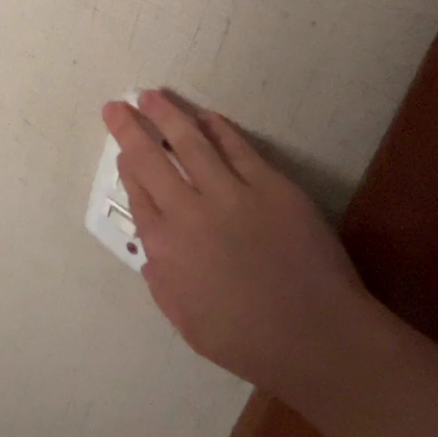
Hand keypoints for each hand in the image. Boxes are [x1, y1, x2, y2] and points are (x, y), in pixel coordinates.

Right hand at [101, 90, 383, 395]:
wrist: (321, 340)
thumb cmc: (250, 341)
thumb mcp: (186, 322)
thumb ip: (161, 283)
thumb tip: (152, 253)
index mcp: (165, 247)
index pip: (137, 194)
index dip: (127, 167)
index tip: (122, 152)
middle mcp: (188, 212)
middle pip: (150, 159)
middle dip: (129, 128)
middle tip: (116, 105)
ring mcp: (230, 194)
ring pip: (190, 142)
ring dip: (167, 114)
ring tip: (151, 95)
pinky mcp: (271, 187)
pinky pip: (237, 148)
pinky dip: (218, 128)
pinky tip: (205, 116)